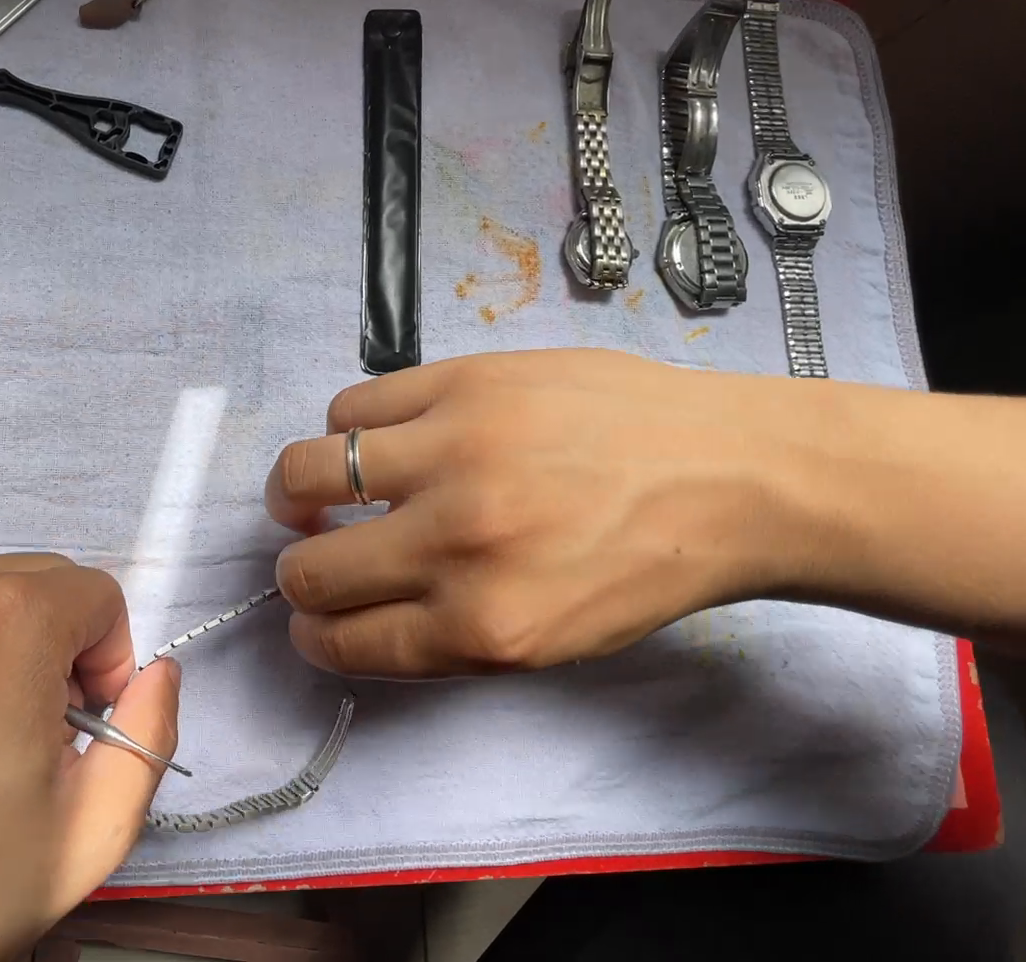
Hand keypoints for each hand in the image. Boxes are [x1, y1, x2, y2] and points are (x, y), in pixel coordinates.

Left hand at [0, 548, 180, 961]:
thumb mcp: (94, 831)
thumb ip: (151, 734)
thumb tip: (158, 672)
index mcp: (12, 624)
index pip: (100, 596)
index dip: (109, 663)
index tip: (82, 726)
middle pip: (45, 581)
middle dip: (63, 644)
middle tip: (36, 731)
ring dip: (4, 632)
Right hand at [266, 349, 824, 676]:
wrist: (731, 472)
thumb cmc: (640, 565)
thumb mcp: (546, 639)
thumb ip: (441, 635)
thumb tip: (352, 613)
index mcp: (483, 627)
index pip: (345, 643)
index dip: (314, 636)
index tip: (314, 621)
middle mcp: (456, 543)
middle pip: (311, 571)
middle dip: (299, 574)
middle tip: (315, 554)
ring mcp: (453, 452)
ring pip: (305, 473)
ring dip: (294, 494)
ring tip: (311, 492)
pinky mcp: (460, 381)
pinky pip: (349, 407)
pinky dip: (343, 431)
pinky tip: (373, 441)